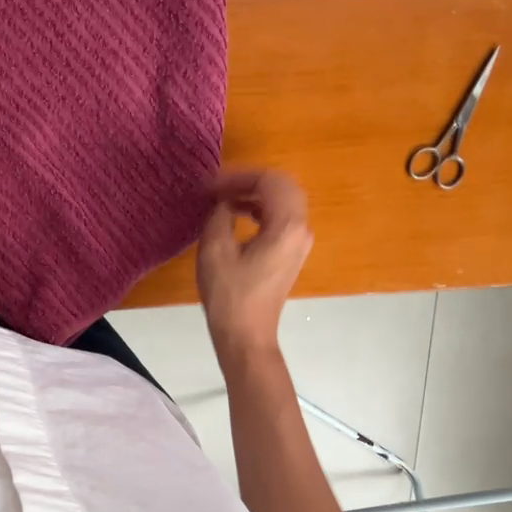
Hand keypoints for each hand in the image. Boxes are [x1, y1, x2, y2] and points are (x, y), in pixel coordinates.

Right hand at [195, 169, 312, 351]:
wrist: (246, 334)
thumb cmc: (229, 295)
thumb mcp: (215, 250)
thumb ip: (220, 216)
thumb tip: (224, 203)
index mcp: (287, 225)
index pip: (270, 181)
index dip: (238, 177)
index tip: (210, 185)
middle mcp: (301, 229)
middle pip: (282, 186)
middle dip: (249, 181)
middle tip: (217, 188)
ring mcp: (299, 241)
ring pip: (284, 201)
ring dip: (255, 194)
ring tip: (223, 199)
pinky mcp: (291, 253)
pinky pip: (281, 218)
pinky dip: (260, 209)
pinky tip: (236, 216)